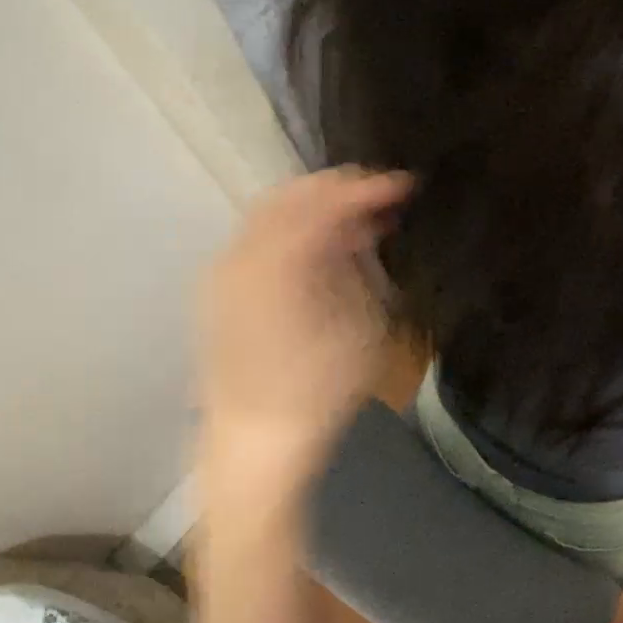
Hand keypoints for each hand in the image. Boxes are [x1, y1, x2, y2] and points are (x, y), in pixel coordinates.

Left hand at [196, 168, 411, 487]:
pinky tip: (319, 251)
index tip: (405, 184)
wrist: (256, 438)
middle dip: (337, 189)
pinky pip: (257, 240)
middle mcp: (243, 252)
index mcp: (281, 260)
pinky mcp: (218, 291)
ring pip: (269, 214)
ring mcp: (223, 270)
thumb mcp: (362, 328)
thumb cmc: (321, 391)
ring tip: (355, 222)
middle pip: (290, 195)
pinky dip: (290, 232)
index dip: (367, 187)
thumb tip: (360, 231)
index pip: (326, 201)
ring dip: (313, 208)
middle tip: (380, 196)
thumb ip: (359, 268)